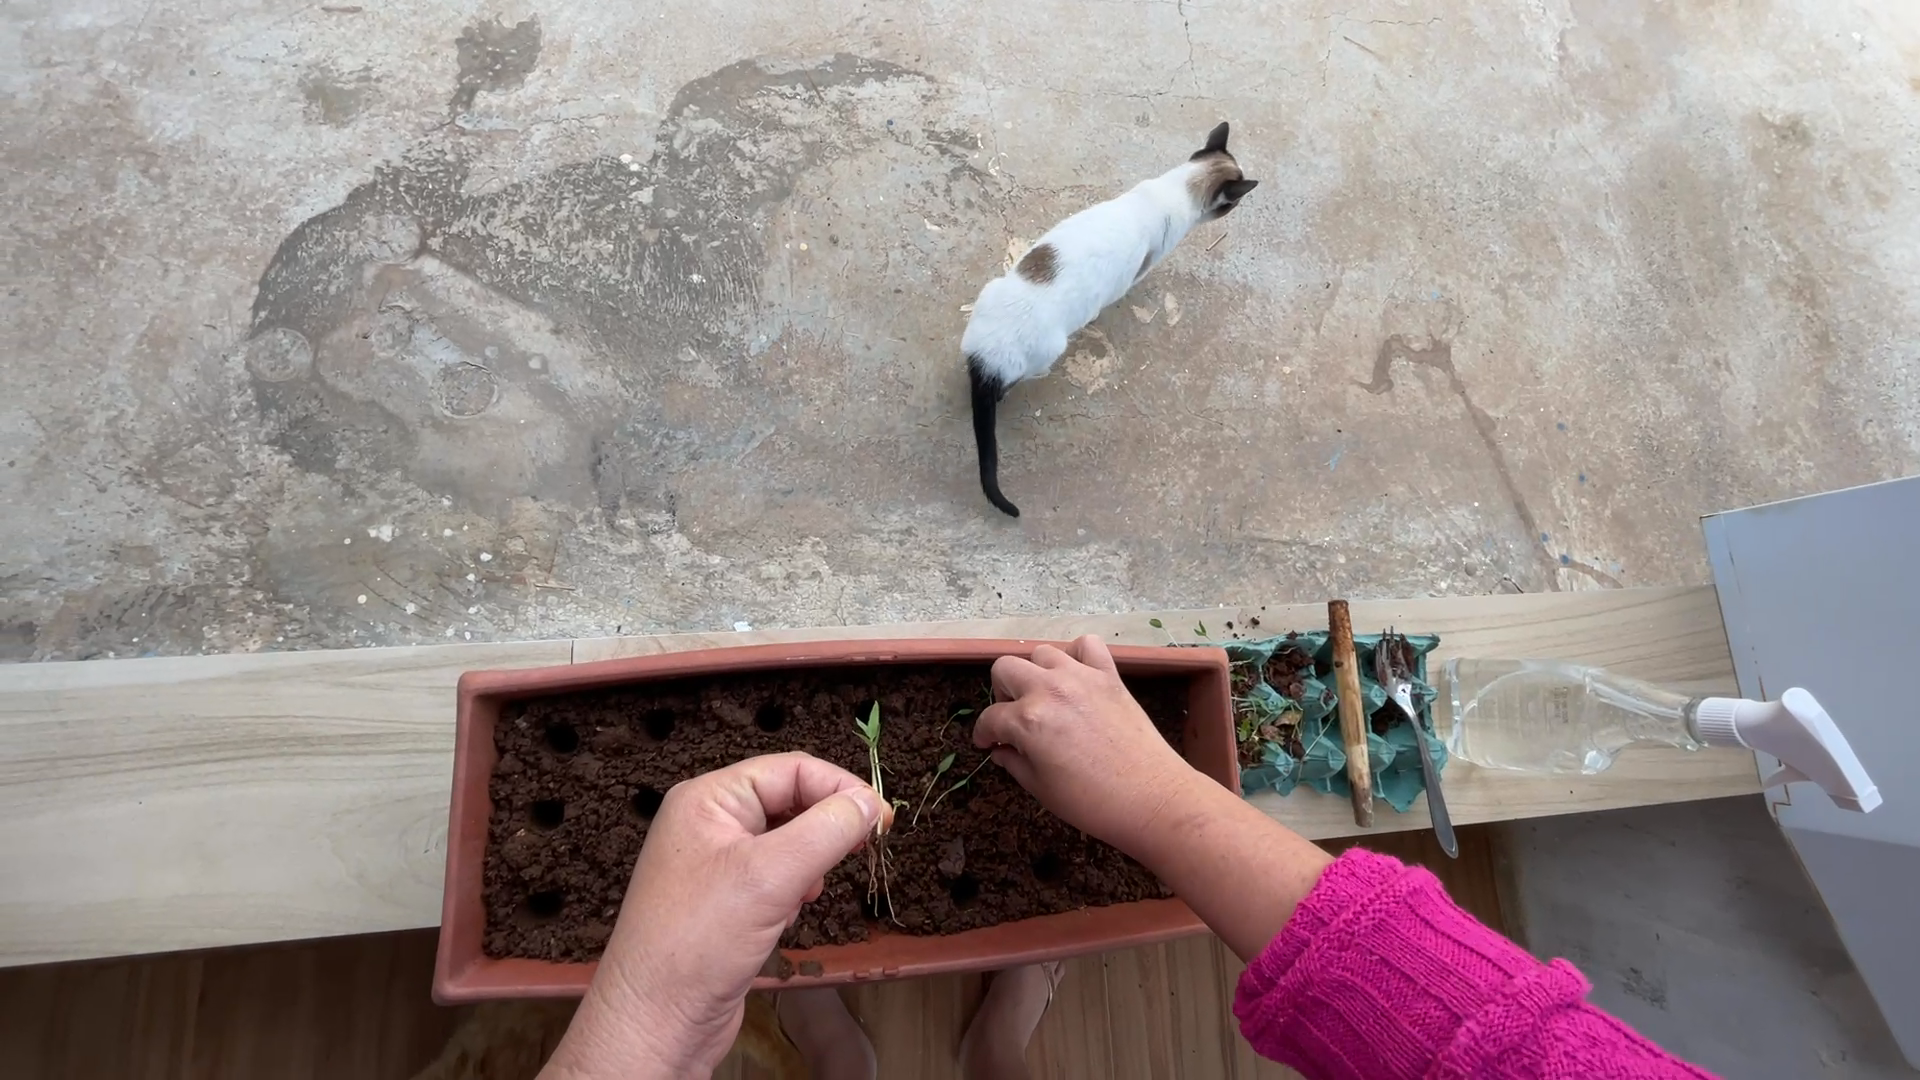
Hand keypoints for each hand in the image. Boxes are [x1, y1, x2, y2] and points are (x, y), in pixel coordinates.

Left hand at [543, 752, 888, 1079]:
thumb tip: (870, 801)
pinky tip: (790, 912)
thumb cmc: (700, 942)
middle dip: (824, 826)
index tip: (881, 819)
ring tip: (809, 891)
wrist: (649, 1032)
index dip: (840, 788)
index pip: (790, 770)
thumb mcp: (771, 876)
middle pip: (789, 800)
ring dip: (810, 860)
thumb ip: (827, 830)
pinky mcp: (723, 899)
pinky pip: (774, 873)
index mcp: (709, 798)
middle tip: (862, 847)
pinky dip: (793, 887)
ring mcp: (714, 862)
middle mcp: (709, 821)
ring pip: (787, 838)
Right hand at [973, 635, 1198, 851]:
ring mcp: (1080, 677)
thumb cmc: (1092, 802)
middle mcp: (1049, 689)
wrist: (1151, 798)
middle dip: (1001, 694)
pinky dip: (1077, 654)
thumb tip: (1000, 750)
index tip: (988, 742)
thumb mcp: (1041, 789)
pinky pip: (1088, 644)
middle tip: (1013, 717)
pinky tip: (1077, 676)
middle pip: (1005, 669)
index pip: (990, 718)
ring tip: (1045, 696)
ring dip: (1036, 673)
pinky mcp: (1108, 675)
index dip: (984, 733)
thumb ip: (1014, 762)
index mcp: (1027, 720)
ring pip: (1042, 653)